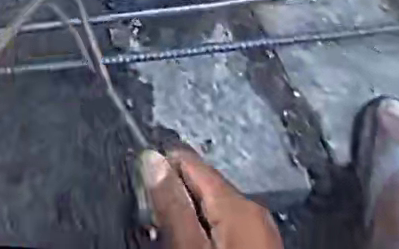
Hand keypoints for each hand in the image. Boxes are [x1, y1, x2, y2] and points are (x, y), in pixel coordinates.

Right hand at [142, 146, 283, 248]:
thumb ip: (172, 207)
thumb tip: (153, 159)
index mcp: (239, 204)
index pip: (190, 162)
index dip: (161, 170)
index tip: (139, 192)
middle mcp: (252, 211)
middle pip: (201, 187)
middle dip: (173, 201)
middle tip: (151, 226)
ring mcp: (259, 236)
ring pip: (210, 212)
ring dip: (186, 223)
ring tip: (165, 241)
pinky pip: (224, 231)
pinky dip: (204, 238)